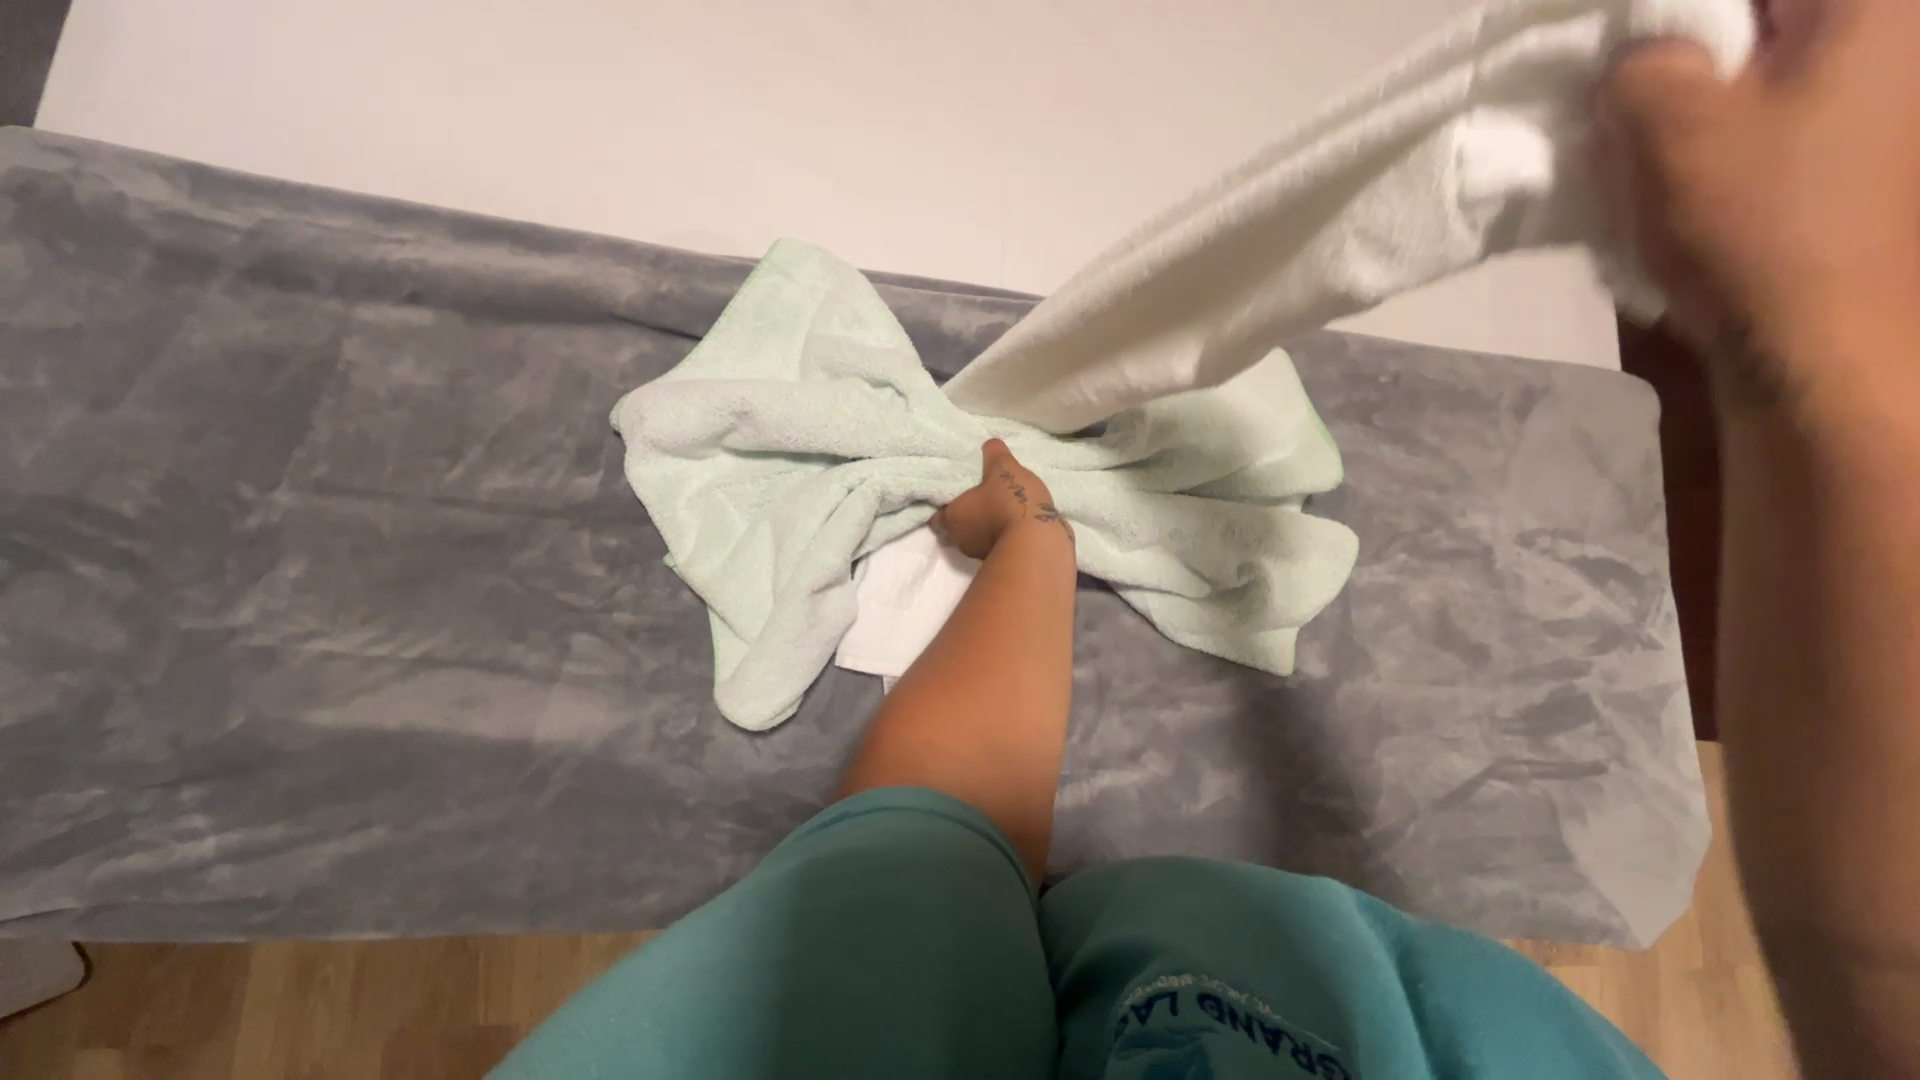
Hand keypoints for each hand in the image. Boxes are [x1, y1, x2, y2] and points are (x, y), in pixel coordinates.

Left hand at [931, 440, 1071, 559]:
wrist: (1038, 541)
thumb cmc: (1009, 502)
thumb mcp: (1003, 468)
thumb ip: (995, 455)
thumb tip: (990, 444)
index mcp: (954, 518)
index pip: (936, 519)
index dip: (942, 510)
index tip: (952, 500)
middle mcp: (962, 540)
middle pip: (955, 532)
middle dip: (964, 521)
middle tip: (976, 504)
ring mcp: (982, 555)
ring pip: (977, 541)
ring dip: (985, 531)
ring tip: (998, 513)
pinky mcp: (1004, 562)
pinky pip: (998, 547)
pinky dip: (1003, 539)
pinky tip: (1015, 526)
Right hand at [1594, 0, 1919, 401]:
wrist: (1811, 333)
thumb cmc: (1753, 221)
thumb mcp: (1671, 132)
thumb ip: (1638, 68)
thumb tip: (1630, 57)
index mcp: (1866, 8)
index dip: (1660, 14)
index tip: (1614, 46)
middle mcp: (1885, 35)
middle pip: (1746, 19)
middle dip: (1670, 49)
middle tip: (1611, 93)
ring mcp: (1869, 94)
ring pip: (1745, 66)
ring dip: (1679, 94)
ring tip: (1629, 137)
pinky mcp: (1840, 146)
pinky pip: (1754, 110)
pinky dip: (1699, 130)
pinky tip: (1663, 169)